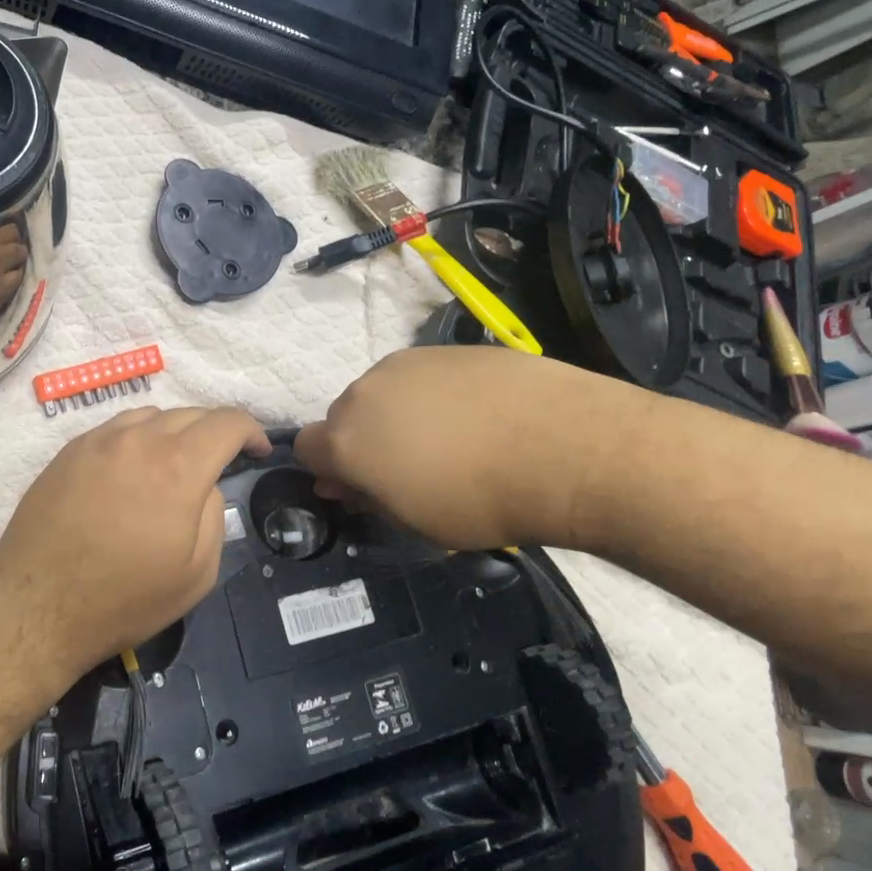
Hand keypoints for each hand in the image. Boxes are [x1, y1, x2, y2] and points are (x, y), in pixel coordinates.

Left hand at [0, 408, 271, 679]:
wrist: (37, 605)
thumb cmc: (123, 599)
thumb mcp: (196, 573)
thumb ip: (213, 515)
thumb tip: (205, 485)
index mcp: (177, 466)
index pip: (226, 423)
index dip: (251, 431)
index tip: (257, 452)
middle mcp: (138, 439)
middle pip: (189, 414)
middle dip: (214, 432)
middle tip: (219, 463)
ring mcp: (97, 441)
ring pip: (149, 416)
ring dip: (173, 432)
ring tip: (174, 465)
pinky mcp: (68, 451)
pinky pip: (114, 430)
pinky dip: (136, 440)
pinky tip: (131, 472)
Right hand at [295, 348, 646, 550]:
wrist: (566, 447)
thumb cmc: (481, 501)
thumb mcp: (415, 522)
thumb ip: (369, 499)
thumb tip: (342, 484)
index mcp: (345, 440)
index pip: (305, 447)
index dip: (329, 469)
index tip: (361, 486)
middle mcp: (363, 393)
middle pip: (344, 416)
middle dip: (364, 440)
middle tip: (411, 467)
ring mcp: (405, 364)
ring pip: (383, 392)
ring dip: (399, 414)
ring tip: (454, 438)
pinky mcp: (446, 349)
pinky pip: (423, 375)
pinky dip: (437, 394)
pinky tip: (481, 415)